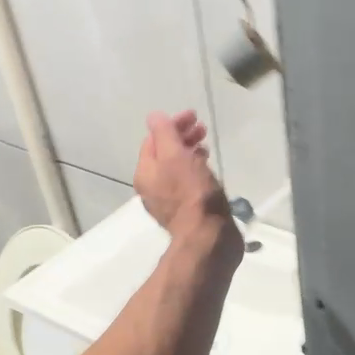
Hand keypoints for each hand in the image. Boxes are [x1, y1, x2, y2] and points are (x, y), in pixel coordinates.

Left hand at [136, 111, 229, 237]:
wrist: (207, 238)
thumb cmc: (192, 194)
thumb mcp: (176, 157)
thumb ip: (164, 134)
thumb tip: (154, 117)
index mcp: (145, 173)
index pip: (154, 139)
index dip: (172, 124)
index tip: (194, 117)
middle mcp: (152, 187)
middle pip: (165, 154)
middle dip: (182, 137)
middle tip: (203, 129)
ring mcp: (169, 201)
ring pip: (177, 169)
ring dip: (189, 153)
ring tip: (206, 148)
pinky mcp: (186, 211)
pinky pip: (187, 183)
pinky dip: (196, 171)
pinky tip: (208, 171)